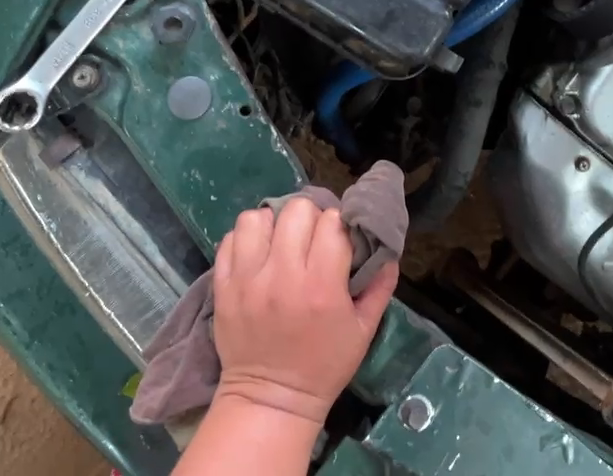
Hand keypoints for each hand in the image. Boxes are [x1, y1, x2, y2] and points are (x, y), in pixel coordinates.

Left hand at [210, 198, 399, 425]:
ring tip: (281, 239)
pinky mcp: (223, 287)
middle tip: (311, 236)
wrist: (270, 400)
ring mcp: (248, 280)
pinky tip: (258, 253)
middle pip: (296, 211)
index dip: (339, 223)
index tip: (339, 237)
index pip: (332, 222)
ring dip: (274, 223)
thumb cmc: (324, 365)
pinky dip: (246, 238)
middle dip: (310, 217)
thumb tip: (389, 249)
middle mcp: (283, 275)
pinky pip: (230, 239)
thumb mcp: (364, 330)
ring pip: (258, 218)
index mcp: (321, 286)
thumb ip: (380, 285)